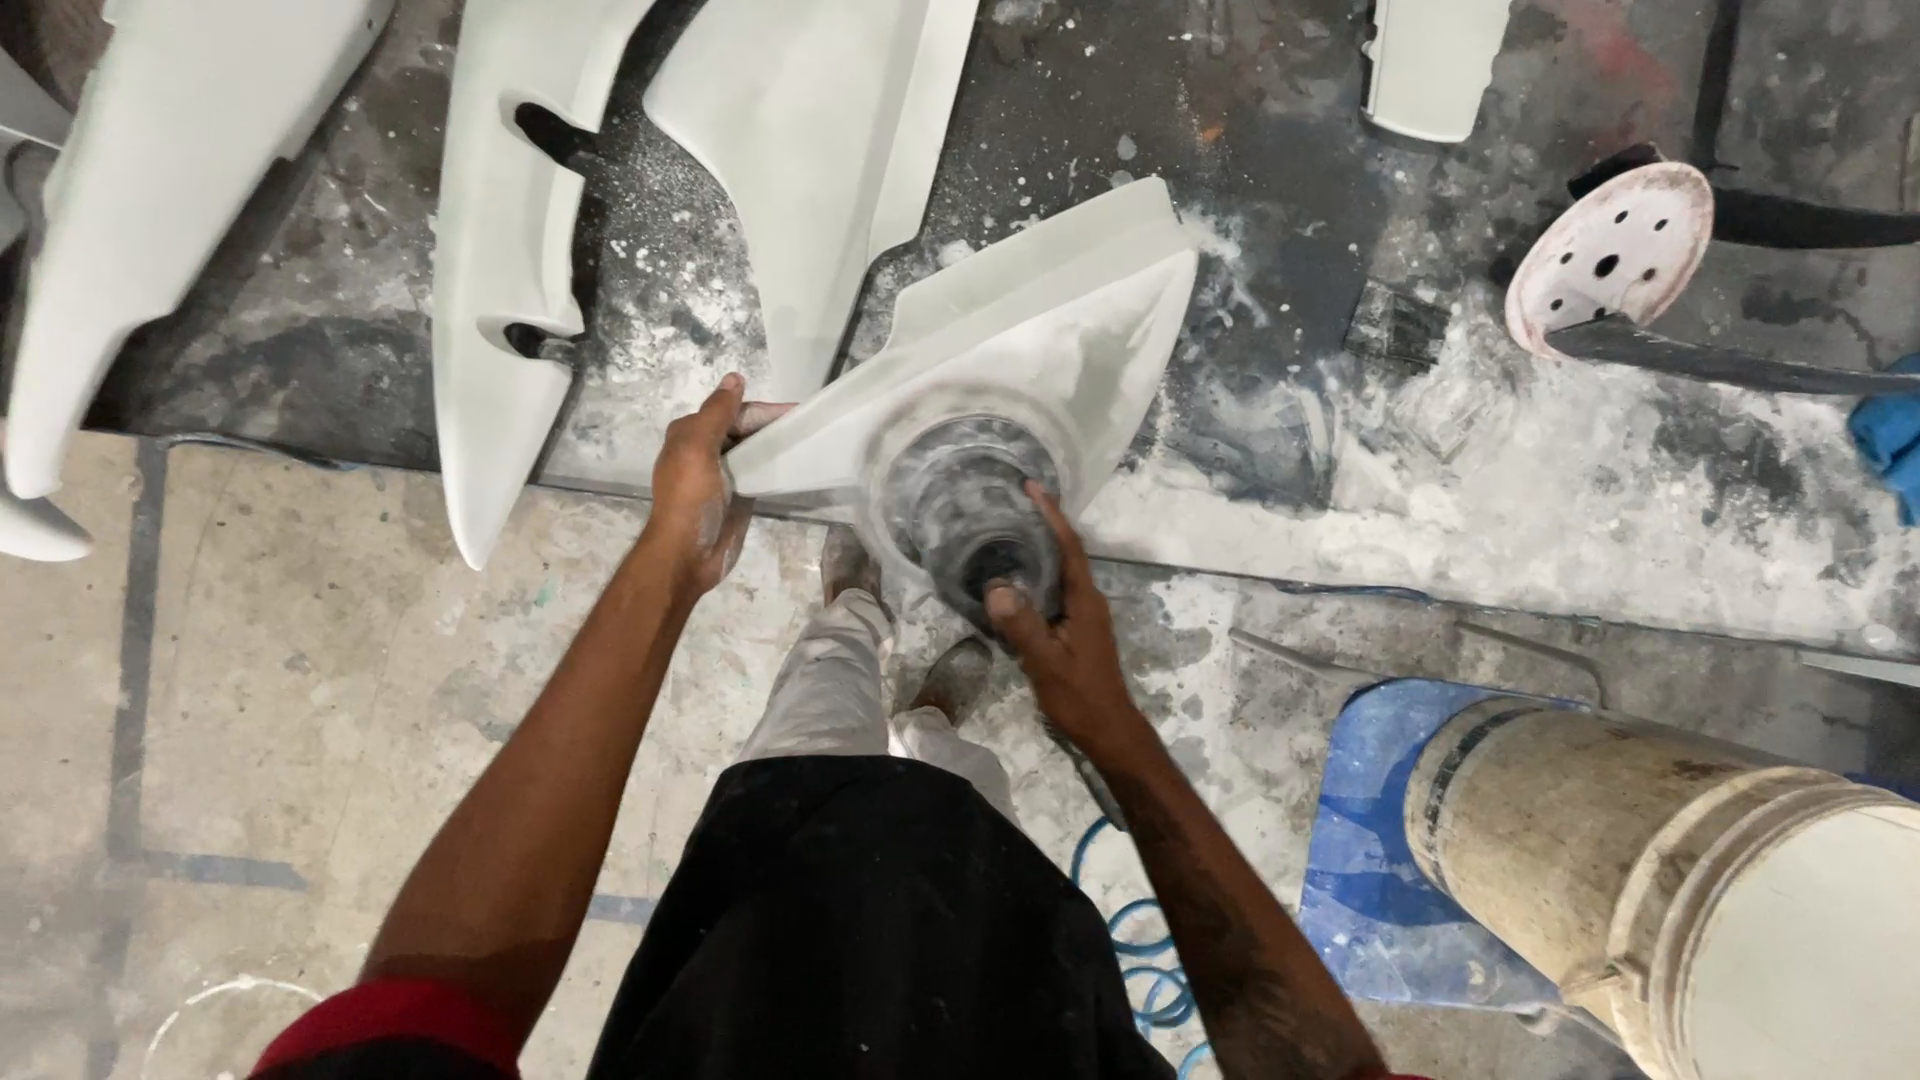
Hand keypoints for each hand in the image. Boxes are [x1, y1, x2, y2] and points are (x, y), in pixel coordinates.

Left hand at [640, 373, 792, 597]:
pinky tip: (795, 464)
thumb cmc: (690, 499)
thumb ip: (717, 413)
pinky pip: (759, 473)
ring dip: (775, 445)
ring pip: (753, 450)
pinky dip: (775, 466)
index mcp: (690, 434)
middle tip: (808, 425)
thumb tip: (735, 378)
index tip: (796, 411)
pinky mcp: (738, 495)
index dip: (762, 410)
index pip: (732, 411)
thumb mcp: (698, 449)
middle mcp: (705, 450)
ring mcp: (723, 474)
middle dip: (771, 425)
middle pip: (744, 429)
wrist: (688, 554)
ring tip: (807, 441)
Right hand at [985, 481, 1151, 759]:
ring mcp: (1085, 613)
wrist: (1109, 729)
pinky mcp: (1077, 627)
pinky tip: (1015, 579)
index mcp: (1085, 600)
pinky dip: (1037, 574)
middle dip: (1043, 524)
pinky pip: (1056, 589)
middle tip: (1010, 503)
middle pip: (1066, 551)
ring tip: (1007, 531)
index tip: (1032, 487)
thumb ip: (1023, 626)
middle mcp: (1088, 599)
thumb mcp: (1046, 663)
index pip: (1069, 546)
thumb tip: (996, 587)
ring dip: (1040, 548)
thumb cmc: (1080, 696)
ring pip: (1061, 570)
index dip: (1052, 515)